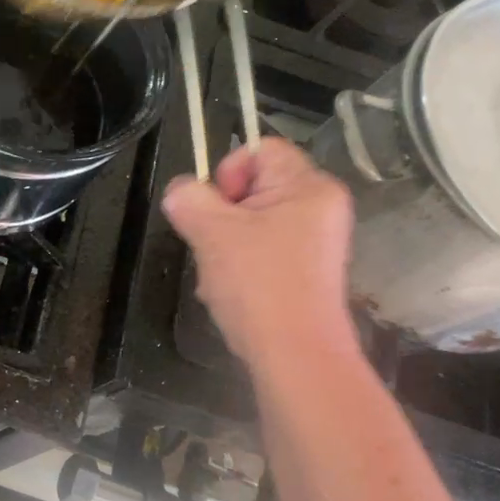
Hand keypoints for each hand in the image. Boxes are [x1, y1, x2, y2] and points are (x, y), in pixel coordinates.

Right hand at [161, 138, 355, 370]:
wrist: (293, 352)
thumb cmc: (258, 284)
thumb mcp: (212, 233)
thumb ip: (189, 199)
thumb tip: (180, 190)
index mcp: (307, 187)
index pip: (260, 149)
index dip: (226, 171)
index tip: (213, 207)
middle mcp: (319, 206)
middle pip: (253, 186)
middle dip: (220, 213)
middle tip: (211, 243)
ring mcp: (314, 240)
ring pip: (251, 221)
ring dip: (223, 242)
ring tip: (220, 272)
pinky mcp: (305, 269)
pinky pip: (261, 248)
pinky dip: (238, 263)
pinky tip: (230, 289)